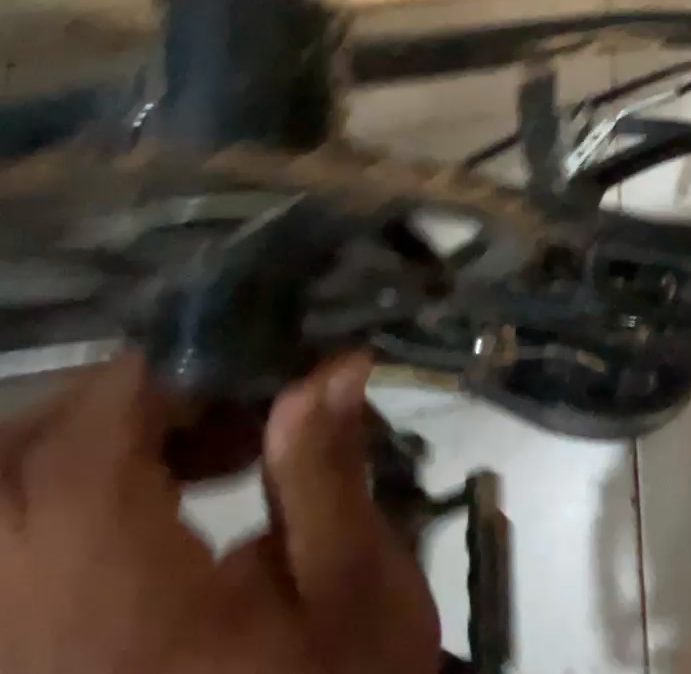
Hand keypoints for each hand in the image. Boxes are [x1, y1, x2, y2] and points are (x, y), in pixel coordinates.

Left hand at [0, 354, 440, 673]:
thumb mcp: (352, 581)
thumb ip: (325, 473)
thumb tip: (329, 370)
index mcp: (113, 599)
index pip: (80, 456)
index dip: (147, 381)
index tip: (234, 349)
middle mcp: (20, 621)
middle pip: (1, 471)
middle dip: (100, 404)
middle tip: (213, 390)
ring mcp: (10, 639)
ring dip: (85, 444)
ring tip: (202, 437)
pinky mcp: (24, 647)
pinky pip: (15, 546)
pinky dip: (74, 493)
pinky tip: (166, 491)